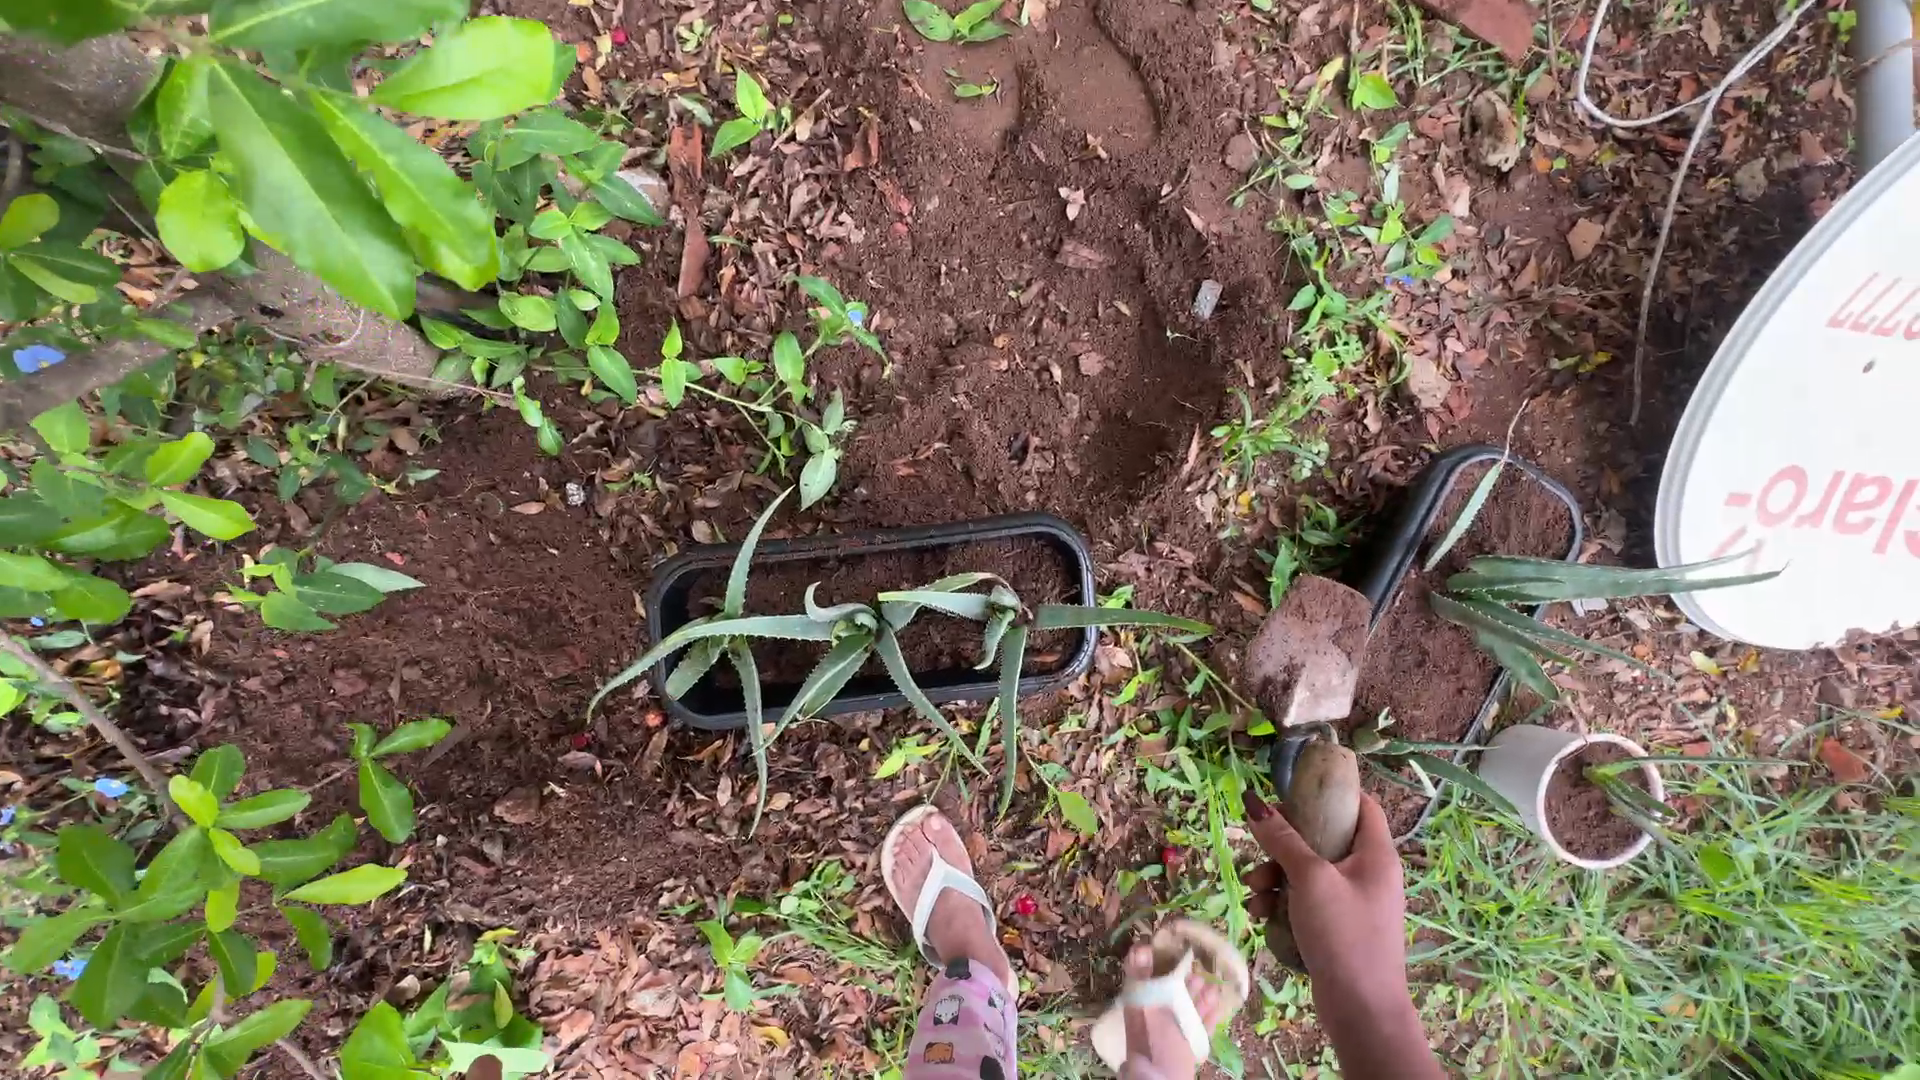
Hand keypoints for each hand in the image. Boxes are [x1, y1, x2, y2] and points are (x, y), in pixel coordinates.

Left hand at [1118, 946, 1225, 1079]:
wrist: (1160, 1074)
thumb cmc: (1149, 1034)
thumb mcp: (1141, 999)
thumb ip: (1140, 974)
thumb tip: (1140, 944)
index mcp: (1141, 1003)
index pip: (1148, 978)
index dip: (1159, 964)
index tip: (1172, 950)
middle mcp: (1158, 1014)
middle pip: (1173, 992)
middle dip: (1185, 979)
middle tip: (1196, 966)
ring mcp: (1175, 1029)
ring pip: (1190, 1007)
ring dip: (1200, 994)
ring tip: (1210, 982)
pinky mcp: (1190, 1043)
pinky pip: (1202, 1025)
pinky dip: (1210, 1012)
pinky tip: (1217, 999)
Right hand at [1243, 791, 1409, 1017]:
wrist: (1362, 1012)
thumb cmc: (1344, 935)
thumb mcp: (1309, 879)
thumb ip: (1282, 838)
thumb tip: (1252, 800)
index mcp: (1376, 855)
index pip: (1362, 804)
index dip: (1331, 790)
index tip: (1294, 787)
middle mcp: (1367, 873)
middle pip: (1322, 836)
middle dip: (1283, 842)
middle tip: (1260, 844)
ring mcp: (1353, 901)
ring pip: (1306, 868)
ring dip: (1274, 875)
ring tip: (1256, 891)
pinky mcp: (1337, 925)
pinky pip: (1305, 897)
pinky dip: (1282, 900)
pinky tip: (1262, 913)